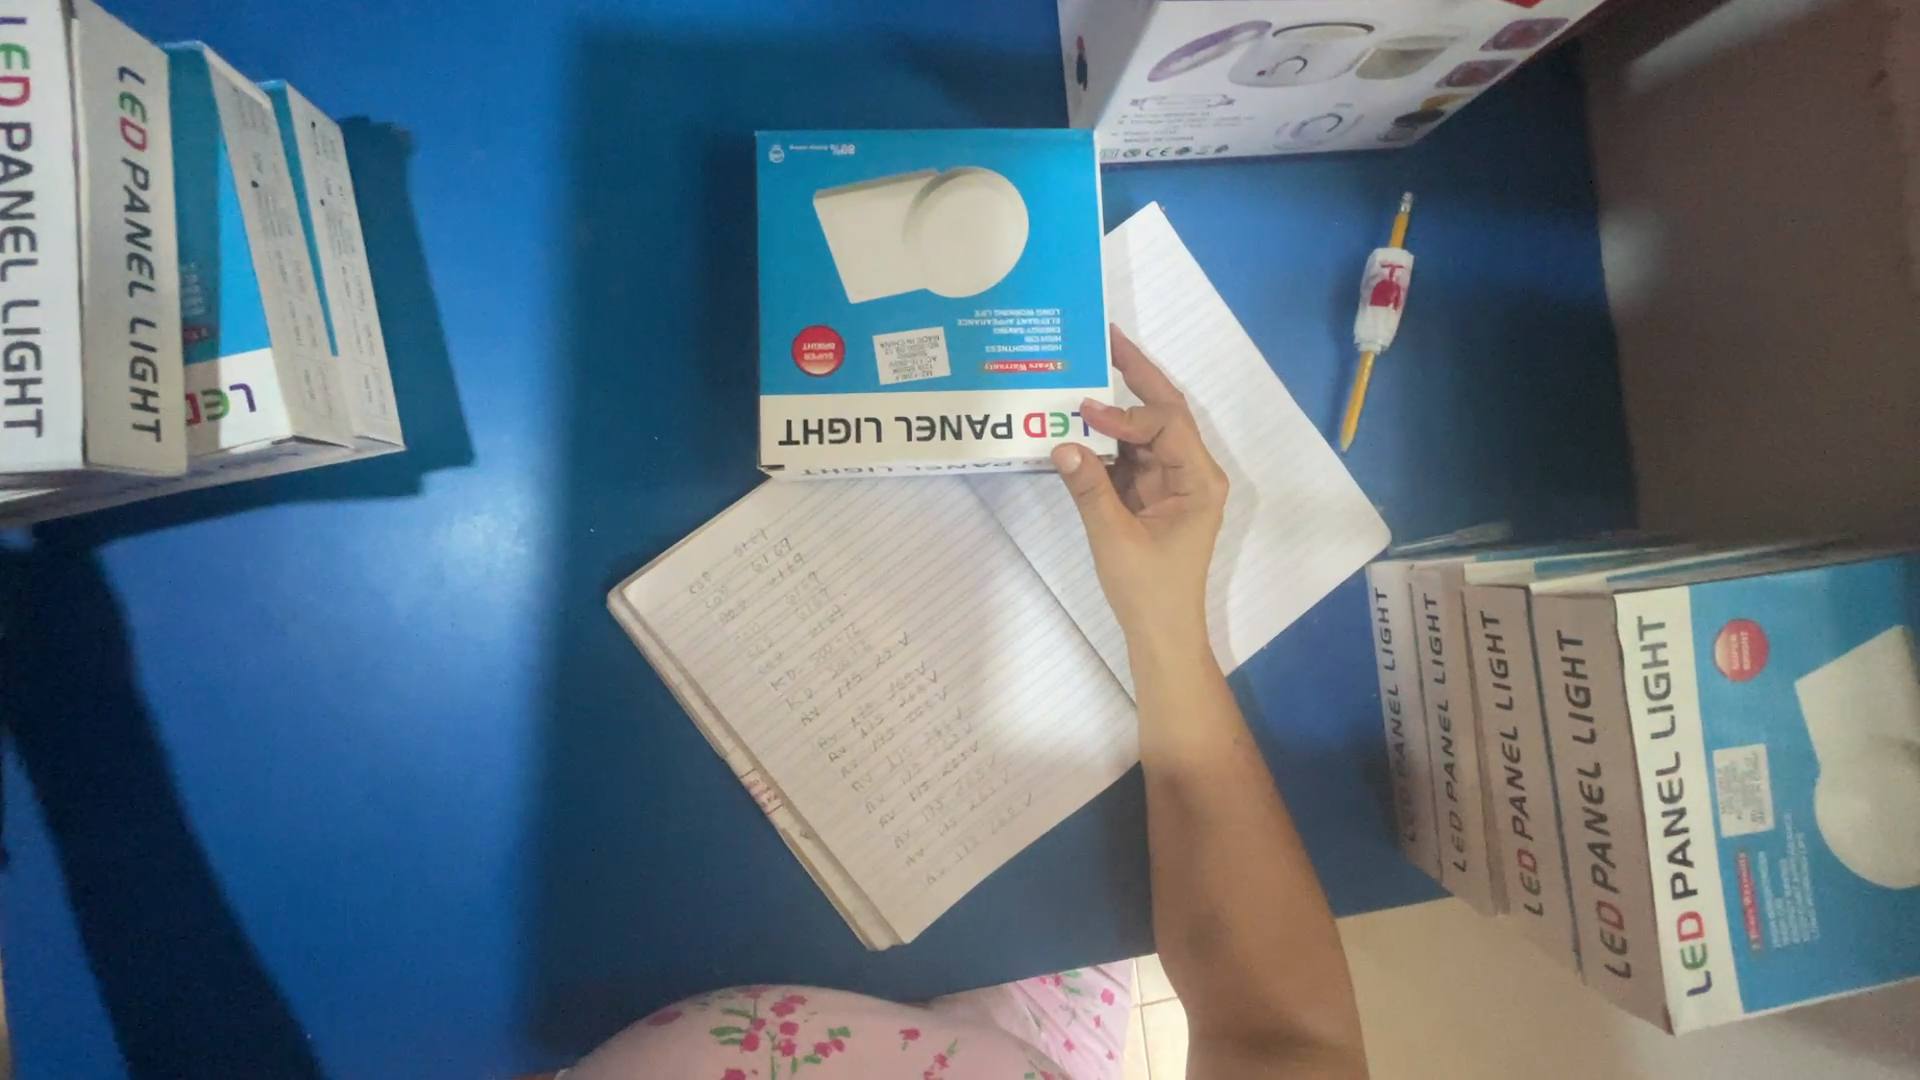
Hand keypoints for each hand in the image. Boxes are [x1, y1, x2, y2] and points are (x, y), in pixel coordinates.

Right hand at [1051, 326, 1227, 657]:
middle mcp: (1191, 473)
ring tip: (1089, 371)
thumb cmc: (1149, 590)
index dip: (1125, 414)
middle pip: (1165, 413)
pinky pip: (1130, 456)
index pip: (1165, 426)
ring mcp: (1171, 482)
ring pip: (1147, 431)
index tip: (1085, 412)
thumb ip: (1089, 489)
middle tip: (1107, 338)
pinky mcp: (1152, 494)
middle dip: (1137, 376)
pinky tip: (1082, 424)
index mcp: (1198, 481)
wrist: (1161, 632)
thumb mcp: (1115, 539)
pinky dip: (1107, 440)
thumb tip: (1060, 444)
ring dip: (1119, 406)